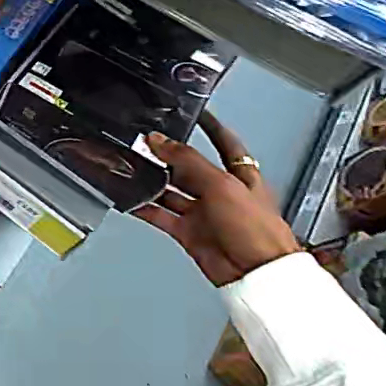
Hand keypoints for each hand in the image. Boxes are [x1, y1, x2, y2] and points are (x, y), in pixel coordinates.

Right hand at [132, 112, 301, 286]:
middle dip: (167, 156)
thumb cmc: (256, 229)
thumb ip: (187, 161)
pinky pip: (160, 215)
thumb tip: (160, 141)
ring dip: (151, 181)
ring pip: (171, 190)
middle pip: (189, 167)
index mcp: (239, 174)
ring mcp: (203, 212)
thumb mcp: (222, 185)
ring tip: (130, 167)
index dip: (211, 127)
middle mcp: (220, 191)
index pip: (224, 143)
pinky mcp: (188, 231)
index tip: (195, 113)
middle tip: (143, 143)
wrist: (256, 273)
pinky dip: (144, 207)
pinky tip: (129, 199)